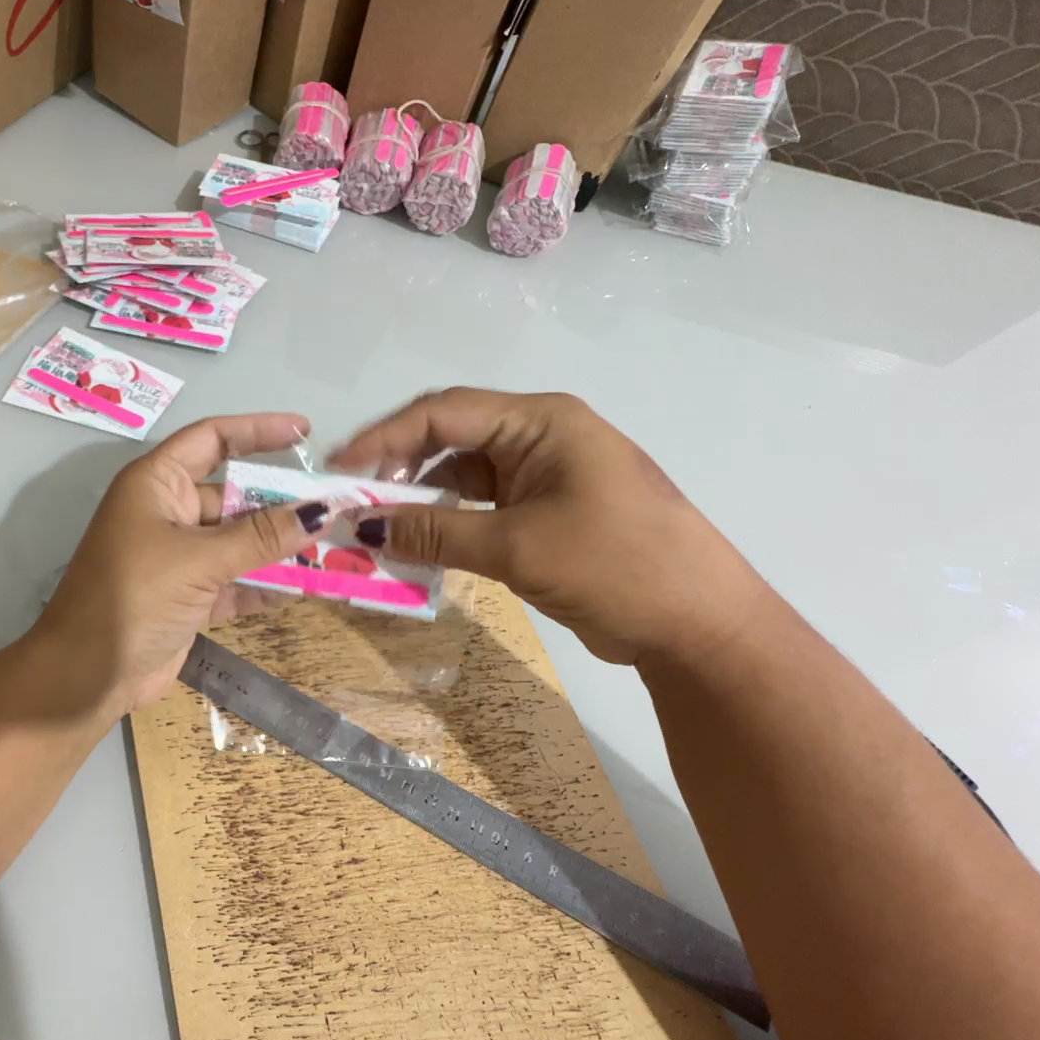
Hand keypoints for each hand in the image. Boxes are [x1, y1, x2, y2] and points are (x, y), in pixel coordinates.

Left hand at [33, 414, 330, 715]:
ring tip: (336, 548)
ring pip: (239, 541)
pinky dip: (265, 584)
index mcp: (156, 484)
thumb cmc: (133, 597)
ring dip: (280, 547)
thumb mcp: (198, 560)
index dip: (258, 430)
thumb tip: (321, 511)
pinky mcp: (188, 597)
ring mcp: (178, 557)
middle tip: (339, 508)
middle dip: (281, 502)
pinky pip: (236, 580)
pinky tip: (308, 587)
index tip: (306, 432)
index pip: (211, 439)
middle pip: (233, 495)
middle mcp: (167, 512)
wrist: (86, 675)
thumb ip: (261, 536)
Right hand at [331, 388, 772, 664]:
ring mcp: (544, 475)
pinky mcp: (546, 511)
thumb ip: (434, 531)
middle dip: (398, 467)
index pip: (444, 413)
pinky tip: (420, 544)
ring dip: (421, 500)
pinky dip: (447, 522)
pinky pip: (480, 506)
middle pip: (449, 438)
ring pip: (461, 474)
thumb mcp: (515, 547)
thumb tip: (361, 525)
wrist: (700, 627)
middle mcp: (540, 437)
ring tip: (379, 528)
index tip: (338, 469)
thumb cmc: (615, 566)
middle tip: (353, 500)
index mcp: (541, 422)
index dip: (385, 437)